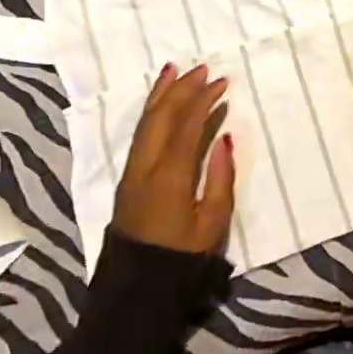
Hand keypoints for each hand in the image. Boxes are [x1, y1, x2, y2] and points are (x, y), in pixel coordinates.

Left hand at [112, 63, 235, 254]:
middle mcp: (146, 167)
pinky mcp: (127, 177)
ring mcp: (132, 171)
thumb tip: (225, 138)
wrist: (137, 286)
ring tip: (174, 70)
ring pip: (145, 123)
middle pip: (161, 117)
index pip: (187, 126)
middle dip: (182, 89)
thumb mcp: (213, 222)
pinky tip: (159, 103)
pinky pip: (139, 134)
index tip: (222, 81)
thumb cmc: (182, 256)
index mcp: (170, 176)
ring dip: (161, 94)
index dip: (203, 100)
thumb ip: (221, 178)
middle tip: (202, 67)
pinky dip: (151, 112)